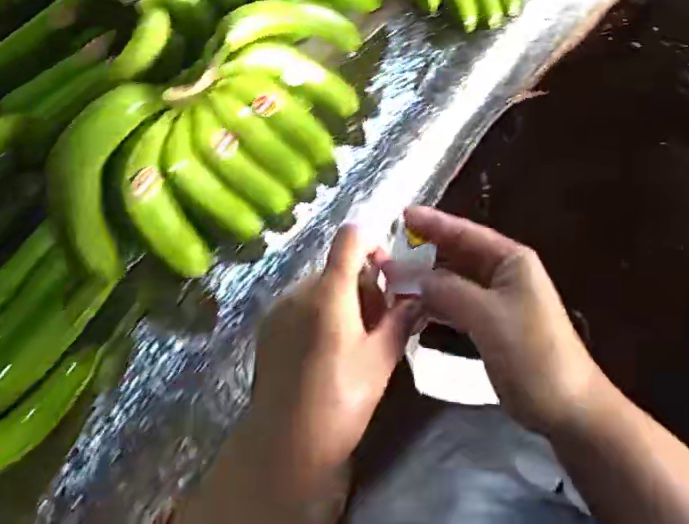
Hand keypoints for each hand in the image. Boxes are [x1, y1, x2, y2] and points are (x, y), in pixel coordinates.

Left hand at [199, 225, 419, 520]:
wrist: (281, 452)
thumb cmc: (339, 401)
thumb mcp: (382, 359)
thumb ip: (402, 317)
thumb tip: (420, 293)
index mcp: (329, 291)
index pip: (351, 236)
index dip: (373, 243)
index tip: (388, 274)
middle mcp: (300, 290)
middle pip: (340, 265)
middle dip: (365, 285)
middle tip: (379, 324)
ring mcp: (280, 308)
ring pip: (323, 285)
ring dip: (344, 301)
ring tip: (355, 343)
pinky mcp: (268, 328)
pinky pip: (304, 304)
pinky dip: (322, 314)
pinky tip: (329, 353)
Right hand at [406, 206, 608, 435]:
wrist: (567, 406)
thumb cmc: (531, 352)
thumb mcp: (488, 317)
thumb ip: (450, 291)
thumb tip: (414, 276)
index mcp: (512, 259)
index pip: (467, 233)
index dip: (435, 223)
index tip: (403, 213)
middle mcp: (506, 273)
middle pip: (460, 255)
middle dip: (427, 252)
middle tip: (388, 249)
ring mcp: (501, 300)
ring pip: (458, 281)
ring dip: (429, 280)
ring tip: (392, 278)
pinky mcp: (495, 326)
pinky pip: (461, 305)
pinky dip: (439, 305)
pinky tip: (414, 309)